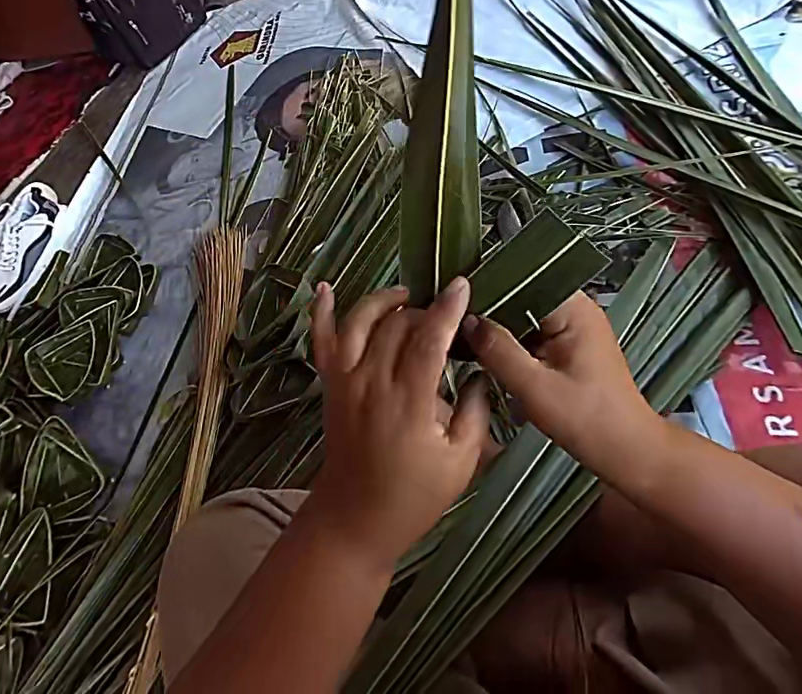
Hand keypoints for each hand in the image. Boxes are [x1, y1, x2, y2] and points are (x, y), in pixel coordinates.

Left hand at [306, 278, 491, 572]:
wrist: (355, 518)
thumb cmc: (414, 496)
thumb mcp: (462, 462)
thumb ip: (476, 412)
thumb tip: (480, 372)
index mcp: (409, 402)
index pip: (429, 340)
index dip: (446, 308)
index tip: (461, 284)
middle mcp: (372, 382)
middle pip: (397, 324)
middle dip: (423, 310)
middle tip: (442, 316)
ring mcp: (345, 380)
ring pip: (360, 322)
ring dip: (382, 300)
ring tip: (405, 295)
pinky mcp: (329, 384)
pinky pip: (320, 340)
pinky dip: (321, 311)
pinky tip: (325, 287)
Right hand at [462, 291, 667, 474]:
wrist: (629, 454)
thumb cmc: (590, 422)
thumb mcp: (535, 388)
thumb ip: (498, 351)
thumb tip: (466, 320)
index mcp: (573, 308)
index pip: (521, 280)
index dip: (487, 288)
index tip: (456, 302)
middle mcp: (575, 309)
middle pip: (520, 295)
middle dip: (489, 309)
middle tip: (454, 322)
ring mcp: (571, 326)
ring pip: (521, 314)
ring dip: (498, 326)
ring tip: (464, 335)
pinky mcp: (566, 344)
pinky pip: (529, 331)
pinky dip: (510, 341)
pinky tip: (486, 352)